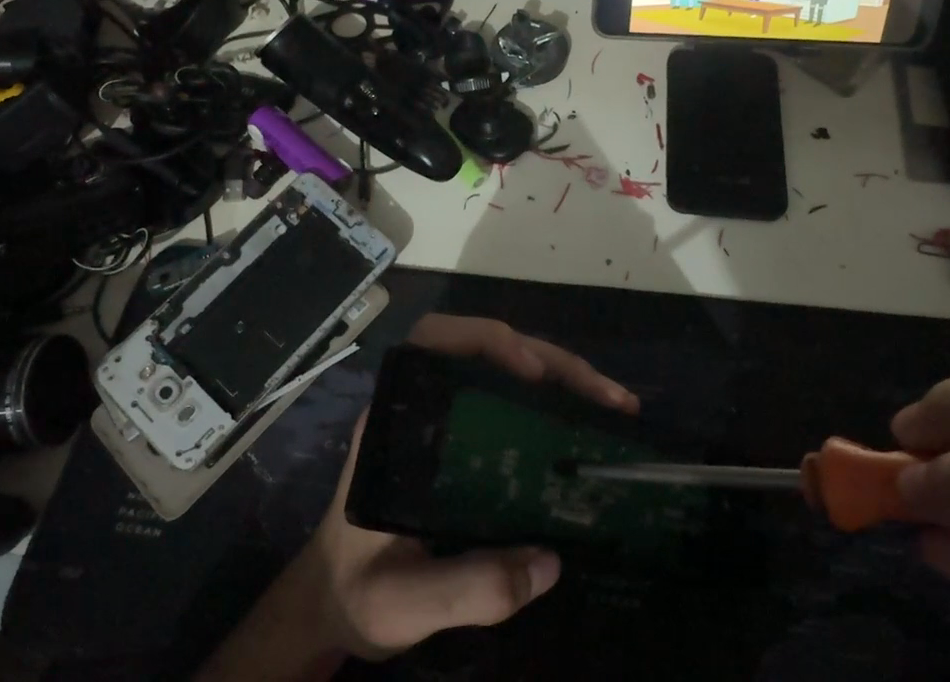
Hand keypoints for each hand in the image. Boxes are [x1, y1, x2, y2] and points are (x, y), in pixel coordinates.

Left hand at [308, 313, 638, 660]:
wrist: (335, 608)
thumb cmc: (356, 593)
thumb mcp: (404, 602)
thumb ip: (467, 588)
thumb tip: (549, 561)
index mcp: (396, 423)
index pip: (434, 344)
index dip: (487, 342)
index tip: (533, 373)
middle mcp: (422, 408)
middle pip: (487, 351)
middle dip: (552, 363)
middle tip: (607, 397)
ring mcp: (448, 423)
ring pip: (508, 374)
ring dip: (563, 379)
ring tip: (615, 404)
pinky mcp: (469, 446)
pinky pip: (516, 406)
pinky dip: (557, 408)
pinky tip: (591, 427)